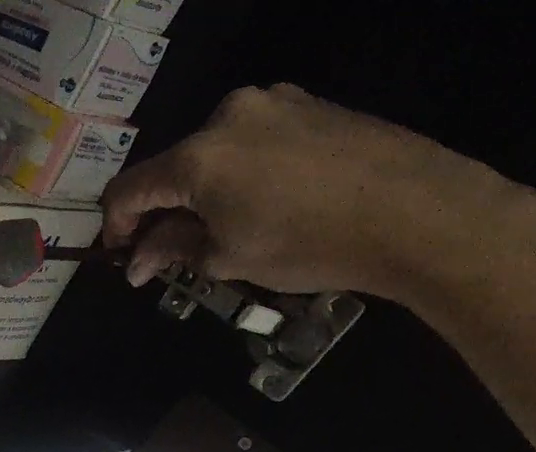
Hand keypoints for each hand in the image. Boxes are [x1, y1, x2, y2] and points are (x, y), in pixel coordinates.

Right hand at [102, 84, 523, 299]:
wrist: (419, 213)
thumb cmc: (308, 244)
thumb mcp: (226, 258)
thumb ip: (172, 251)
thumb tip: (137, 263)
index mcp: (198, 155)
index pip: (128, 189)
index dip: (116, 227)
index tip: (123, 257)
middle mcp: (229, 116)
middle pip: (171, 168)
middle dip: (163, 212)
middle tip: (170, 254)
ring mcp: (275, 104)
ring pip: (212, 155)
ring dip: (202, 194)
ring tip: (222, 233)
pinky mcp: (311, 106)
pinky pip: (252, 143)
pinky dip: (239, 176)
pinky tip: (262, 207)